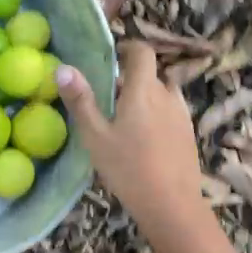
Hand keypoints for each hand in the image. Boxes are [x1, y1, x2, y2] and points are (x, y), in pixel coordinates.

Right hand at [55, 41, 204, 222]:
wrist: (171, 204)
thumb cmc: (127, 168)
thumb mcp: (95, 136)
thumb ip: (80, 101)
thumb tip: (63, 68)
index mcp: (142, 91)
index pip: (142, 52)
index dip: (128, 48)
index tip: (111, 57)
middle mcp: (166, 95)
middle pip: (151, 74)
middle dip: (130, 79)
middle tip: (106, 100)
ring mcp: (181, 115)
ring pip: (162, 94)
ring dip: (144, 97)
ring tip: (124, 119)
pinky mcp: (188, 134)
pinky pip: (170, 112)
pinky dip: (156, 115)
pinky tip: (143, 140)